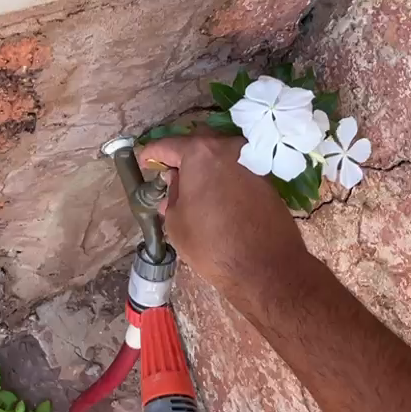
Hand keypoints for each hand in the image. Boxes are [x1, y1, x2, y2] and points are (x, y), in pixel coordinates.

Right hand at [139, 133, 314, 301]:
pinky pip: (236, 170)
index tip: (144, 162)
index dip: (151, 154)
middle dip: (180, 156)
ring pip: (219, 156)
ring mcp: (251, 161)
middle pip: (197, 145)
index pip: (167, 145)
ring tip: (191, 188)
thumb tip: (175, 183)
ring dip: (204, 167)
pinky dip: (222, 177)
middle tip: (168, 174)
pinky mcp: (266, 178)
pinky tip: (214, 195)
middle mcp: (228, 148)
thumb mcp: (176, 221)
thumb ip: (172, 194)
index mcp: (200, 153)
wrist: (265, 267)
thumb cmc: (212, 244)